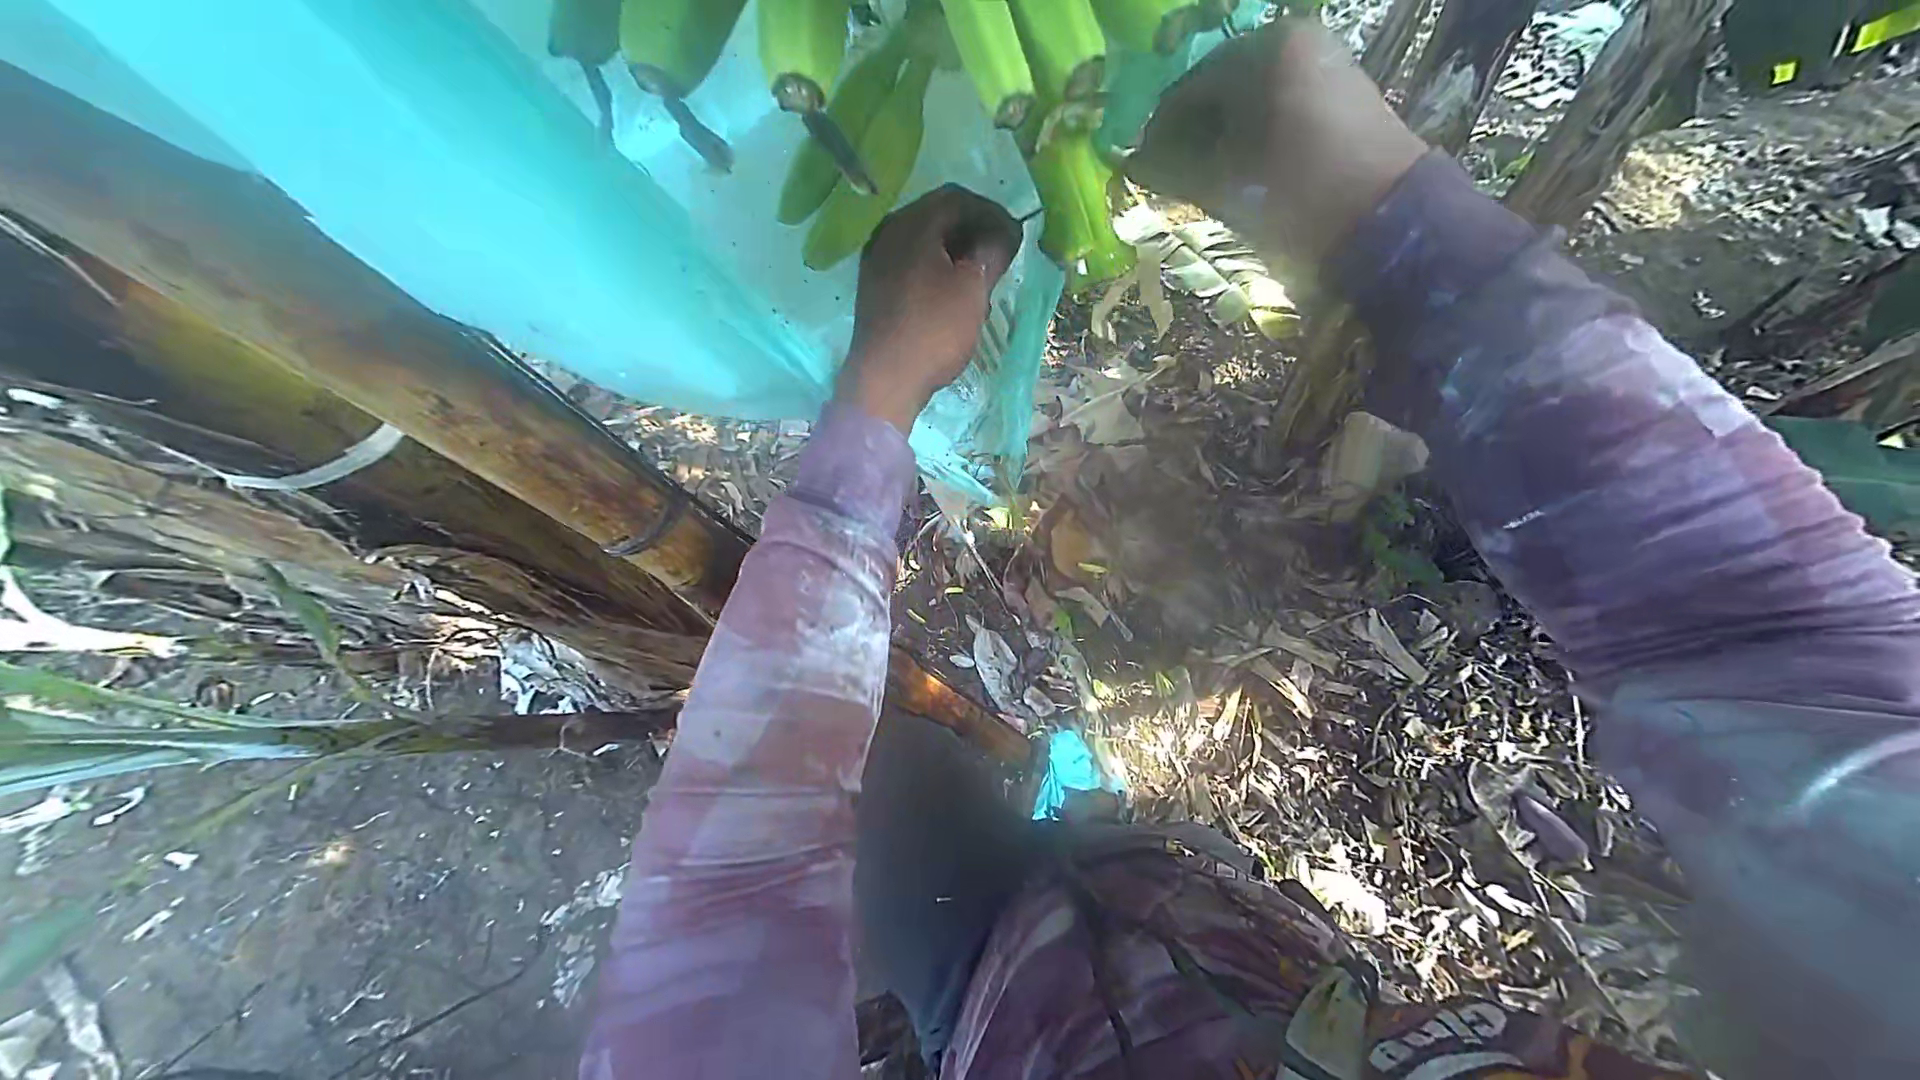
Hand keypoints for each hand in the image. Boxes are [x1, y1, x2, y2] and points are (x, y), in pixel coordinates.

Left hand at [836, 184, 1020, 434]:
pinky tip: (952, 294)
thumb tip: (1004, 234)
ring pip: (923, 243)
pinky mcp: (874, 288)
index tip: (1015, 237)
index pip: (958, 199)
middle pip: (937, 218)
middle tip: (1001, 256)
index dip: (992, 213)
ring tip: (980, 277)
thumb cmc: (934, 330)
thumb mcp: (973, 289)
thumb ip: (992, 252)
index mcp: (912, 223)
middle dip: (973, 232)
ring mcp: (877, 261)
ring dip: (955, 252)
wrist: (885, 380)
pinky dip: (935, 270)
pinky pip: (910, 265)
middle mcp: (888, 232)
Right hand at [1127, 18, 1427, 265]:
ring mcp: (1322, 62)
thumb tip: (1130, 163)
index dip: (1157, 135)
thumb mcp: (1220, 185)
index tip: (1142, 173)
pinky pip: (1276, 107)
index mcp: (1259, 54)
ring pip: (1247, 101)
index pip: (1184, 91)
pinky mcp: (1340, 90)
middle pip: (1217, 91)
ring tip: (1206, 182)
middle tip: (1171, 180)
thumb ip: (1168, 169)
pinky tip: (1243, 171)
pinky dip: (1251, 137)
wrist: (1381, 221)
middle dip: (1189, 136)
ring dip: (1219, 139)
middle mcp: (1291, 41)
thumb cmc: (1291, 198)